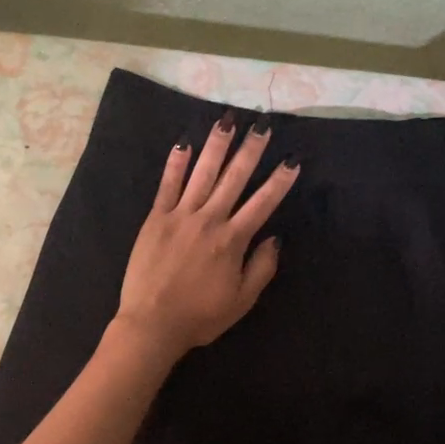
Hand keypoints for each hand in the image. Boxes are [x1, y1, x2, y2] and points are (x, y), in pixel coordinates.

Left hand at [113, 112, 299, 356]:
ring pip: (202, 174)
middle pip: (234, 178)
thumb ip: (261, 268)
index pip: (263, 203)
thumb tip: (274, 238)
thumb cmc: (200, 316)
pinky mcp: (156, 219)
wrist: (152, 323)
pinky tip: (184, 143)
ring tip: (227, 120)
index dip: (280, 181)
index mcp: (232, 240)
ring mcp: (180, 216)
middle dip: (250, 150)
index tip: (292, 159)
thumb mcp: (241, 300)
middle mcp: (209, 220)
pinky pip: (167, 185)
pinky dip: (176, 163)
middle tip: (262, 124)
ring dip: (216, 145)